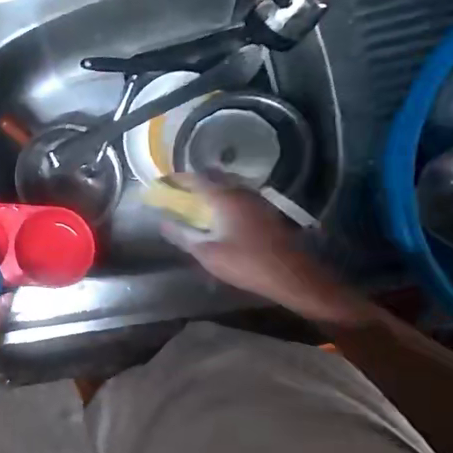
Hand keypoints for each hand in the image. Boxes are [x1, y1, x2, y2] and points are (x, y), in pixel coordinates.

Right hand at [162, 175, 371, 324]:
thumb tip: (163, 223)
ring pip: (228, 185)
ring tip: (196, 201)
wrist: (291, 274)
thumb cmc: (246, 264)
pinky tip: (221, 214)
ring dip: (210, 189)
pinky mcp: (266, 211)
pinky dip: (224, 198)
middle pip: (213, 177)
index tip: (161, 183)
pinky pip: (239, 195)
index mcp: (224, 197)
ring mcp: (257, 199)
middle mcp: (241, 191)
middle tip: (178, 191)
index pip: (195, 179)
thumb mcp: (208, 254)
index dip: (176, 179)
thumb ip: (183, 236)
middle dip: (193, 182)